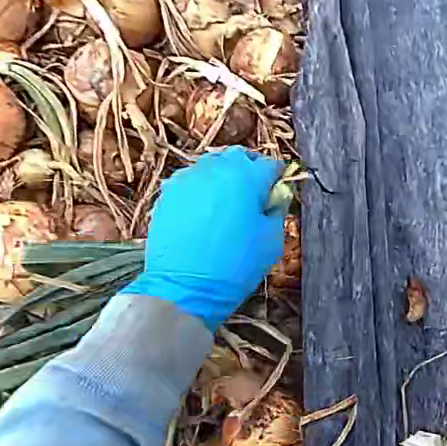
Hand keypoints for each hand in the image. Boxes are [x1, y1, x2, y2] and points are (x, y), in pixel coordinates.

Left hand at [123, 148, 285, 329]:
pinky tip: (205, 215)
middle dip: (250, 171)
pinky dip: (202, 191)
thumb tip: (276, 196)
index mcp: (247, 176)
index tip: (277, 195)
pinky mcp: (168, 193)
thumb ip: (277, 210)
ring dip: (225, 178)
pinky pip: (192, 182)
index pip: (271, 164)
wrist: (186, 288)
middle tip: (254, 197)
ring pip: (213, 166)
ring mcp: (188, 179)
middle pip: (239, 157)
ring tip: (228, 205)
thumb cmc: (237, 264)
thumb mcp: (271, 240)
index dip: (278, 179)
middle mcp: (216, 168)